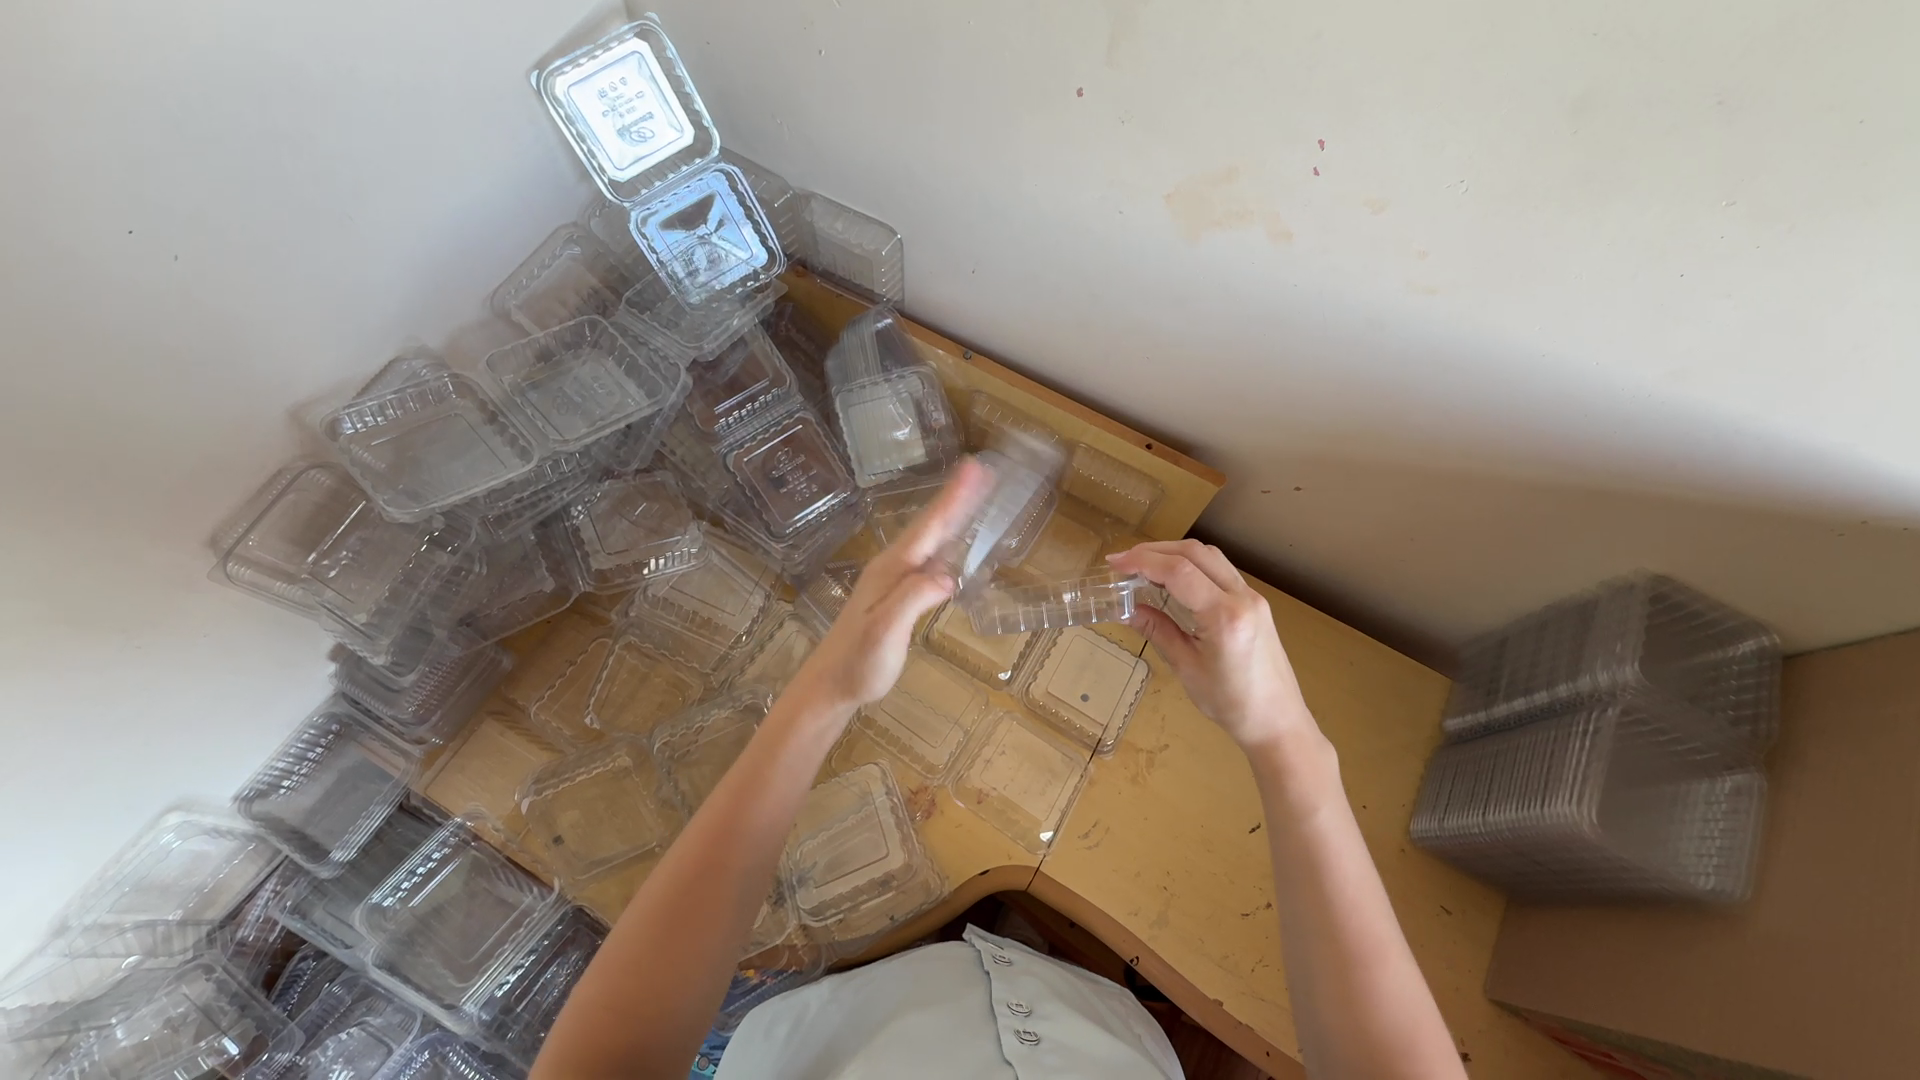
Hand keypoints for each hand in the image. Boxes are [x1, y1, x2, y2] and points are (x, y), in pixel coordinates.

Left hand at [793, 460, 993, 712]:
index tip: (973, 470)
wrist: (831, 685)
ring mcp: (893, 580)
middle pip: (929, 526)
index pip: (928, 528)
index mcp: (892, 570)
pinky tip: (955, 545)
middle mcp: (893, 567)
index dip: (952, 499)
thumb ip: (912, 599)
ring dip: (952, 516)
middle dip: (955, 498)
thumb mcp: (885, 631)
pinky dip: (946, 543)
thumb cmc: (859, 662)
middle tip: (981, 471)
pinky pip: (928, 559)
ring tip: (975, 495)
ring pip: (929, 540)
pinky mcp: (896, 596)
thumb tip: (947, 576)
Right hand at [1108, 540, 1314, 751]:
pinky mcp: (1254, 603)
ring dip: (1174, 553)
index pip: (1179, 571)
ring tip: (1144, 566)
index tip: (1115, 564)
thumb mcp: (1186, 668)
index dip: (1143, 561)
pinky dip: (1192, 565)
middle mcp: (1242, 598)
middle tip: (1124, 562)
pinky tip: (1172, 579)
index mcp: (1224, 617)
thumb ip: (1158, 631)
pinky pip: (1220, 570)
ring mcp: (1252, 597)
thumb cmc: (1231, 703)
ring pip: (1210, 556)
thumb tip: (1128, 610)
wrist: (1277, 720)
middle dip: (1155, 551)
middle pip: (1195, 553)